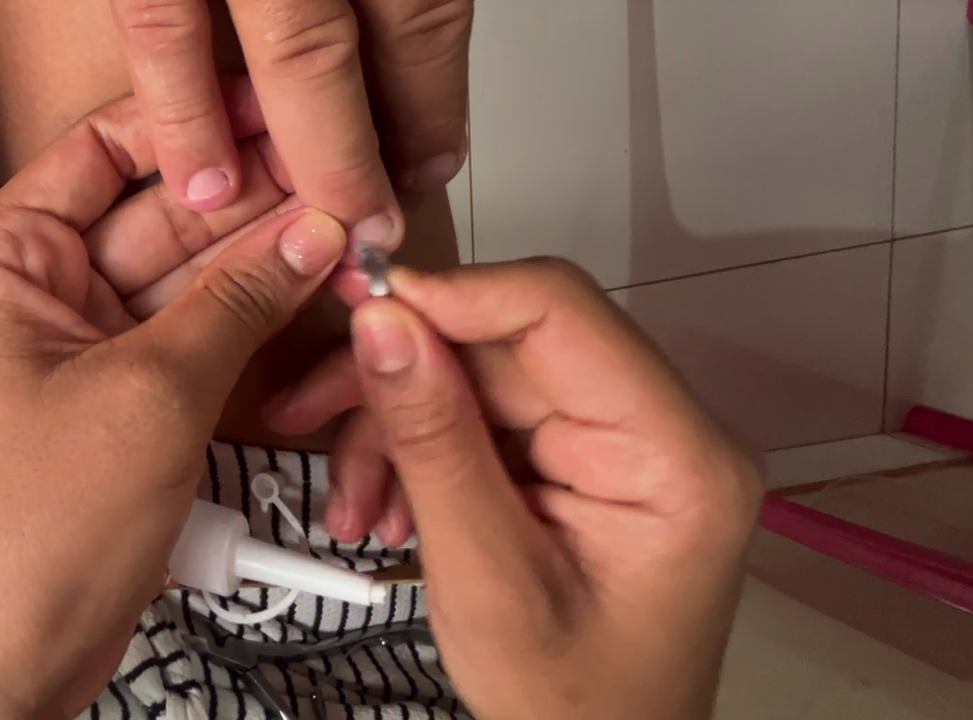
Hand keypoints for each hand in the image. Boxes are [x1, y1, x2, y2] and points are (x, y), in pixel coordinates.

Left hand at [0, 92, 344, 718]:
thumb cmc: (21, 533)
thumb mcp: (146, 395)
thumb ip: (234, 304)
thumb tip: (307, 233)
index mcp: (10, 254)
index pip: (106, 149)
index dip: (190, 122)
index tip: (269, 106)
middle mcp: (45, 285)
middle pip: (158, 209)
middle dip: (246, 196)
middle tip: (334, 175)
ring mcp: (90, 338)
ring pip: (188, 271)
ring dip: (261, 256)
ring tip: (341, 226)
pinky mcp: (127, 389)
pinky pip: (196, 328)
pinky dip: (251, 314)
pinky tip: (310, 285)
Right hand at [342, 260, 761, 719]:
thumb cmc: (562, 700)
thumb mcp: (484, 577)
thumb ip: (432, 439)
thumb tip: (379, 318)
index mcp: (669, 449)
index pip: (556, 309)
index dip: (451, 293)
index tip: (357, 312)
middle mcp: (637, 416)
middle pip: (487, 337)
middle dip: (389, 375)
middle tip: (303, 413)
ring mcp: (588, 427)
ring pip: (454, 367)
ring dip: (382, 421)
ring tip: (346, 504)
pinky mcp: (546, 441)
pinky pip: (452, 405)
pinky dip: (397, 444)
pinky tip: (373, 507)